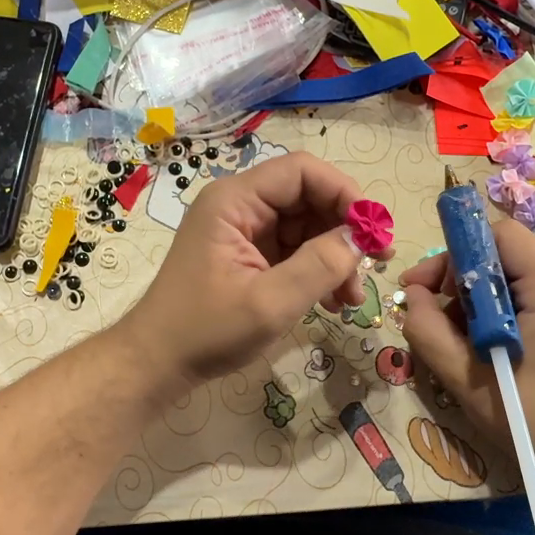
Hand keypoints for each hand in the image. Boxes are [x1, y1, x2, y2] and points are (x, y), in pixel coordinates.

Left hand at [118, 152, 385, 387]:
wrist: (158, 362)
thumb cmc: (206, 331)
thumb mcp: (269, 302)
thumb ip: (319, 266)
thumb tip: (361, 238)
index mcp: (234, 201)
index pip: (302, 171)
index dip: (343, 193)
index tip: (373, 231)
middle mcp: (239, 207)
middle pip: (308, 197)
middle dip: (344, 229)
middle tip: (376, 266)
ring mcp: (243, 232)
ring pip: (306, 225)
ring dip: (336, 256)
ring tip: (352, 298)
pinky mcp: (248, 256)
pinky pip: (295, 250)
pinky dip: (318, 270)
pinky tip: (334, 302)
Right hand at [399, 216, 534, 510]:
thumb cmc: (530, 421)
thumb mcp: (464, 377)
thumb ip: (428, 328)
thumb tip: (412, 295)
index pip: (497, 234)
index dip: (454, 253)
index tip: (425, 289)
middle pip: (504, 254)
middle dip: (461, 280)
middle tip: (432, 317)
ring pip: (515, 275)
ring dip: (478, 299)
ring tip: (459, 340)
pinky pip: (532, 294)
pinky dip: (501, 310)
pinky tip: (488, 346)